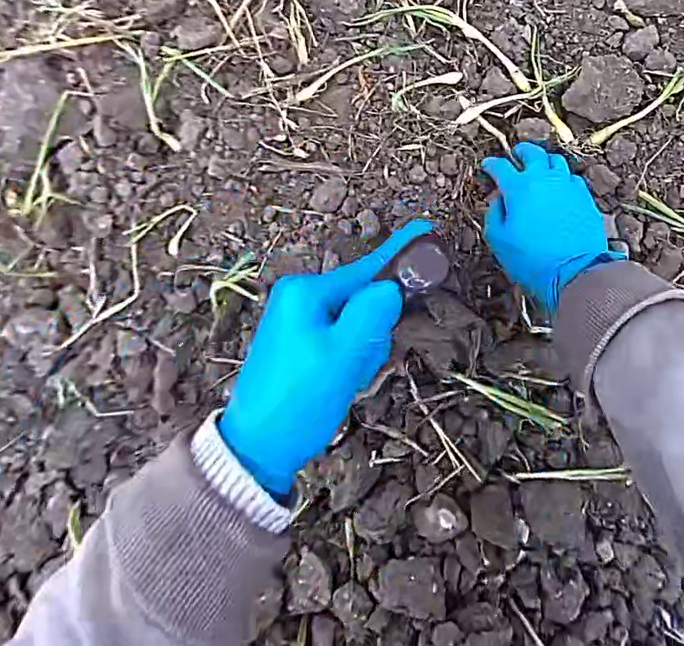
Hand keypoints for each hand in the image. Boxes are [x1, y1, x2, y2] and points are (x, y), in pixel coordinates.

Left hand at [217, 219, 432, 495]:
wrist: (256, 452)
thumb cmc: (297, 402)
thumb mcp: (341, 355)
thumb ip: (371, 313)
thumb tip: (391, 286)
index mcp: (306, 293)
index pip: (367, 269)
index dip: (401, 255)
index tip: (427, 230)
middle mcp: (302, 298)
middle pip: (366, 298)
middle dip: (375, 329)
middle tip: (361, 361)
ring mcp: (302, 320)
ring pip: (361, 321)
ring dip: (365, 348)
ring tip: (347, 376)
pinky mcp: (305, 342)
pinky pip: (347, 337)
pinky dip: (354, 357)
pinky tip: (343, 379)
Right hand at [481, 142, 619, 312]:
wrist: (576, 271)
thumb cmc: (534, 259)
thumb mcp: (499, 240)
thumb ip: (493, 213)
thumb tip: (497, 199)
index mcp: (520, 188)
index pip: (501, 167)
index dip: (491, 165)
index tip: (488, 166)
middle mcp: (545, 179)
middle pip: (533, 153)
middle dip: (521, 151)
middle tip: (516, 155)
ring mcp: (568, 185)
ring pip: (556, 161)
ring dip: (545, 161)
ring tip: (540, 168)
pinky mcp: (585, 196)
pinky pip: (572, 178)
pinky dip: (563, 178)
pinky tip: (560, 187)